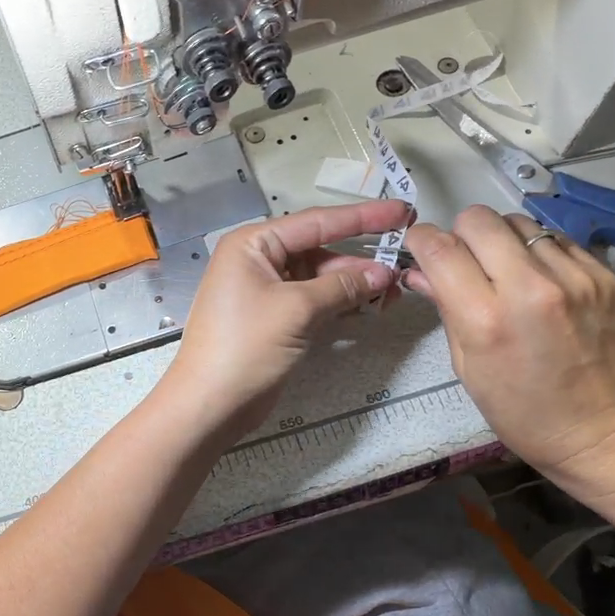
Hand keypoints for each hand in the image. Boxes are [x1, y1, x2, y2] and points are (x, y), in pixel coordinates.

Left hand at [163, 200, 408, 434]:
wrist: (210, 403)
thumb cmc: (245, 346)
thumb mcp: (297, 310)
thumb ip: (342, 287)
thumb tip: (384, 273)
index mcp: (253, 244)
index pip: (315, 221)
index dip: (362, 216)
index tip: (402, 211)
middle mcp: (257, 261)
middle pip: (319, 248)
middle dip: (360, 256)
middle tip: (404, 260)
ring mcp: (265, 291)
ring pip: (319, 277)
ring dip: (354, 282)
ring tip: (394, 289)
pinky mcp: (274, 319)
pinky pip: (313, 301)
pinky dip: (340, 302)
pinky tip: (370, 305)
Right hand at [403, 206, 614, 499]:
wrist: (605, 432)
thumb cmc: (523, 413)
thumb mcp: (467, 368)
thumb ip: (445, 309)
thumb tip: (419, 272)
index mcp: (486, 319)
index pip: (440, 248)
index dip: (421, 241)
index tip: (420, 249)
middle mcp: (529, 287)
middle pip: (479, 220)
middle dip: (461, 235)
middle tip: (465, 262)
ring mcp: (573, 277)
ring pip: (519, 221)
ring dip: (501, 239)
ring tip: (504, 271)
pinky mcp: (602, 274)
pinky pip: (555, 239)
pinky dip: (536, 252)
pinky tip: (539, 282)